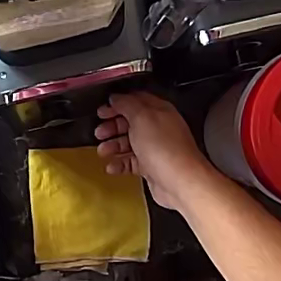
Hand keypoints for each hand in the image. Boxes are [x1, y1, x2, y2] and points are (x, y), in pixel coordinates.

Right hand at [96, 92, 224, 211]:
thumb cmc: (167, 150)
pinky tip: (112, 167)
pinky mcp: (152, 167)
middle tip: (100, 131)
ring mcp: (156, 149)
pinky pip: (132, 163)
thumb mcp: (141, 117)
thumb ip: (127, 104)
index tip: (102, 110)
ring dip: (113, 146)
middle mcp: (159, 129)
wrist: (180, 182)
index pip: (135, 101)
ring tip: (103, 151)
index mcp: (159, 111)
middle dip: (113, 127)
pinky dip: (120, 164)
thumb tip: (116, 98)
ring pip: (130, 144)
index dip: (117, 105)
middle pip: (130, 123)